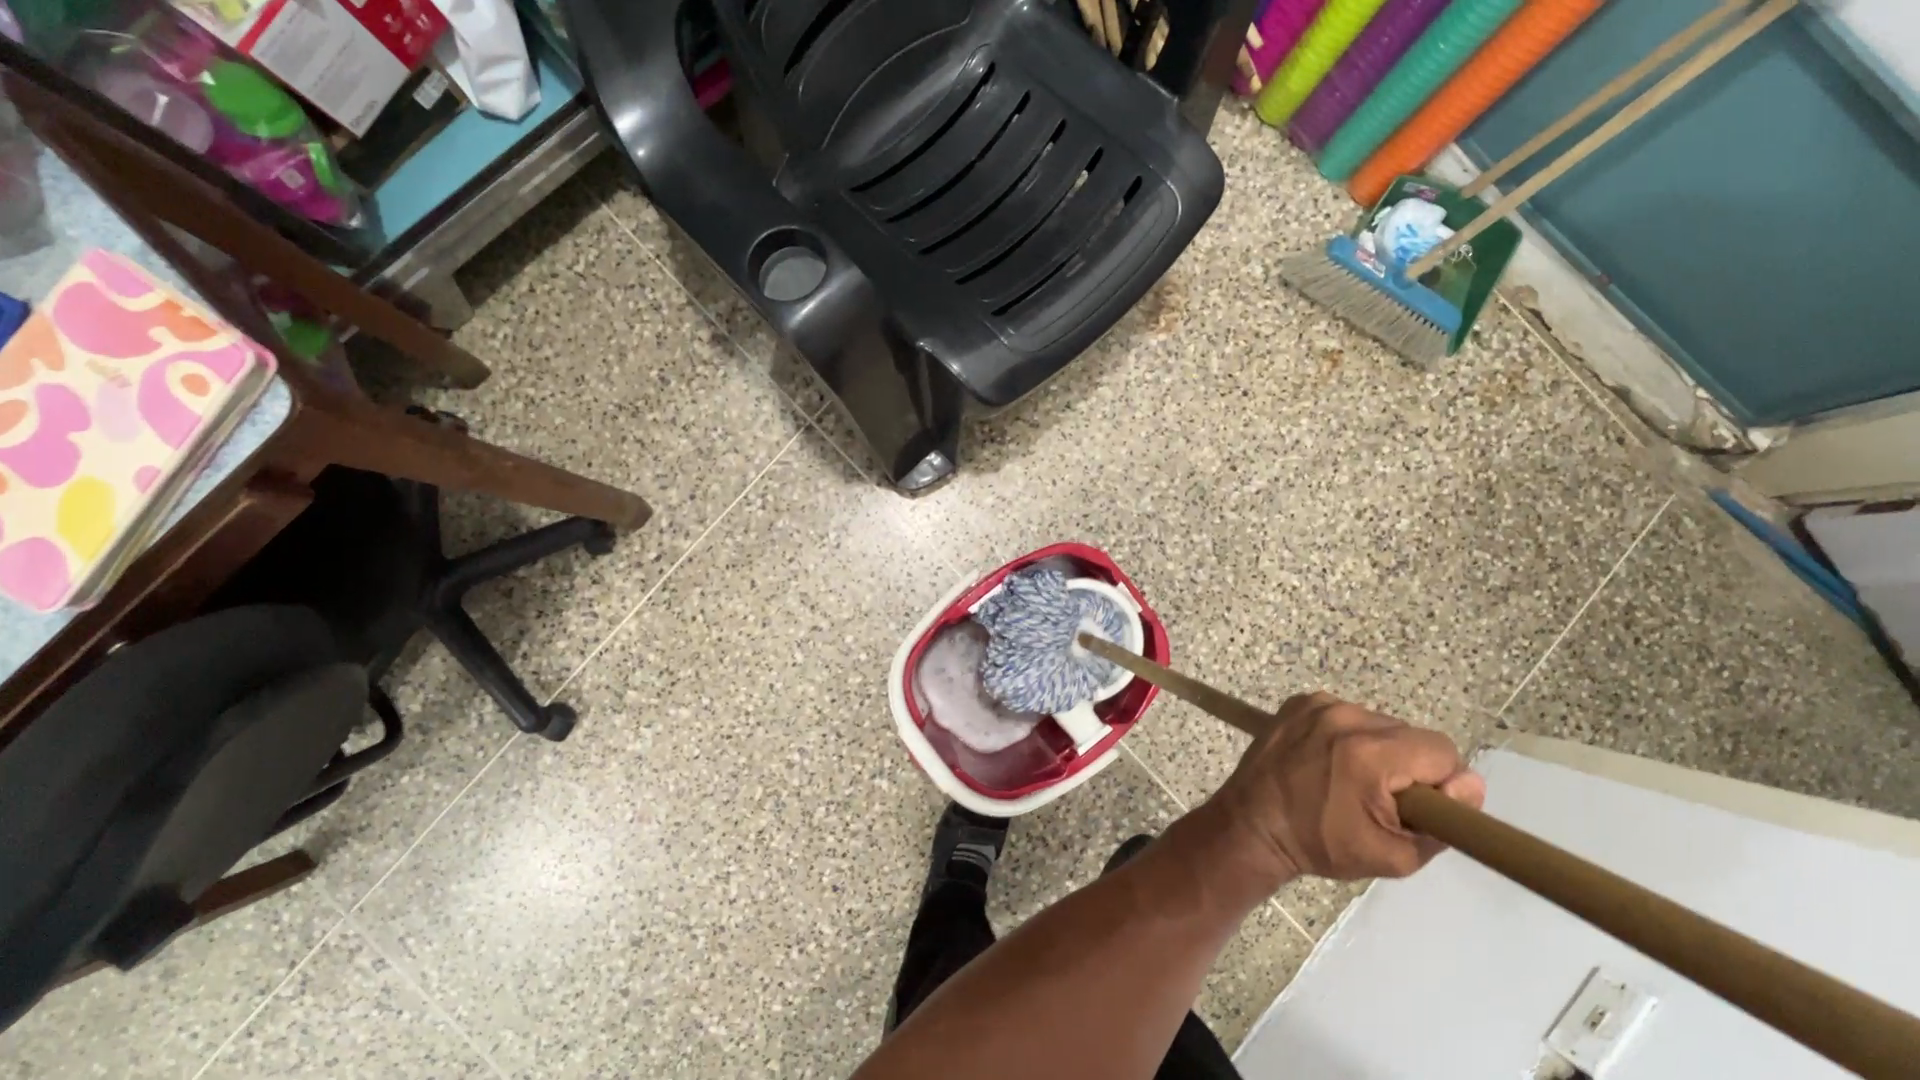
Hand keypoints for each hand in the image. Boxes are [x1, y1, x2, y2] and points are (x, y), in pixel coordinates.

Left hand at [1211, 692, 1485, 881]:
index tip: (1417, 805)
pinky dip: (1347, 738)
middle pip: (1409, 735)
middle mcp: (1345, 717)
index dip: (1442, 782)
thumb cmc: (1320, 845)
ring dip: (1378, 751)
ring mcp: (1318, 705)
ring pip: (1379, 724)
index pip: (1442, 751)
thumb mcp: (1393, 856)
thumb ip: (1442, 824)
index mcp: (1370, 753)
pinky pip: (1347, 716)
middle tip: (1379, 798)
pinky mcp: (1299, 702)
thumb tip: (1469, 786)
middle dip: (1408, 767)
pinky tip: (1328, 764)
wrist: (1251, 826)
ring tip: (1349, 782)